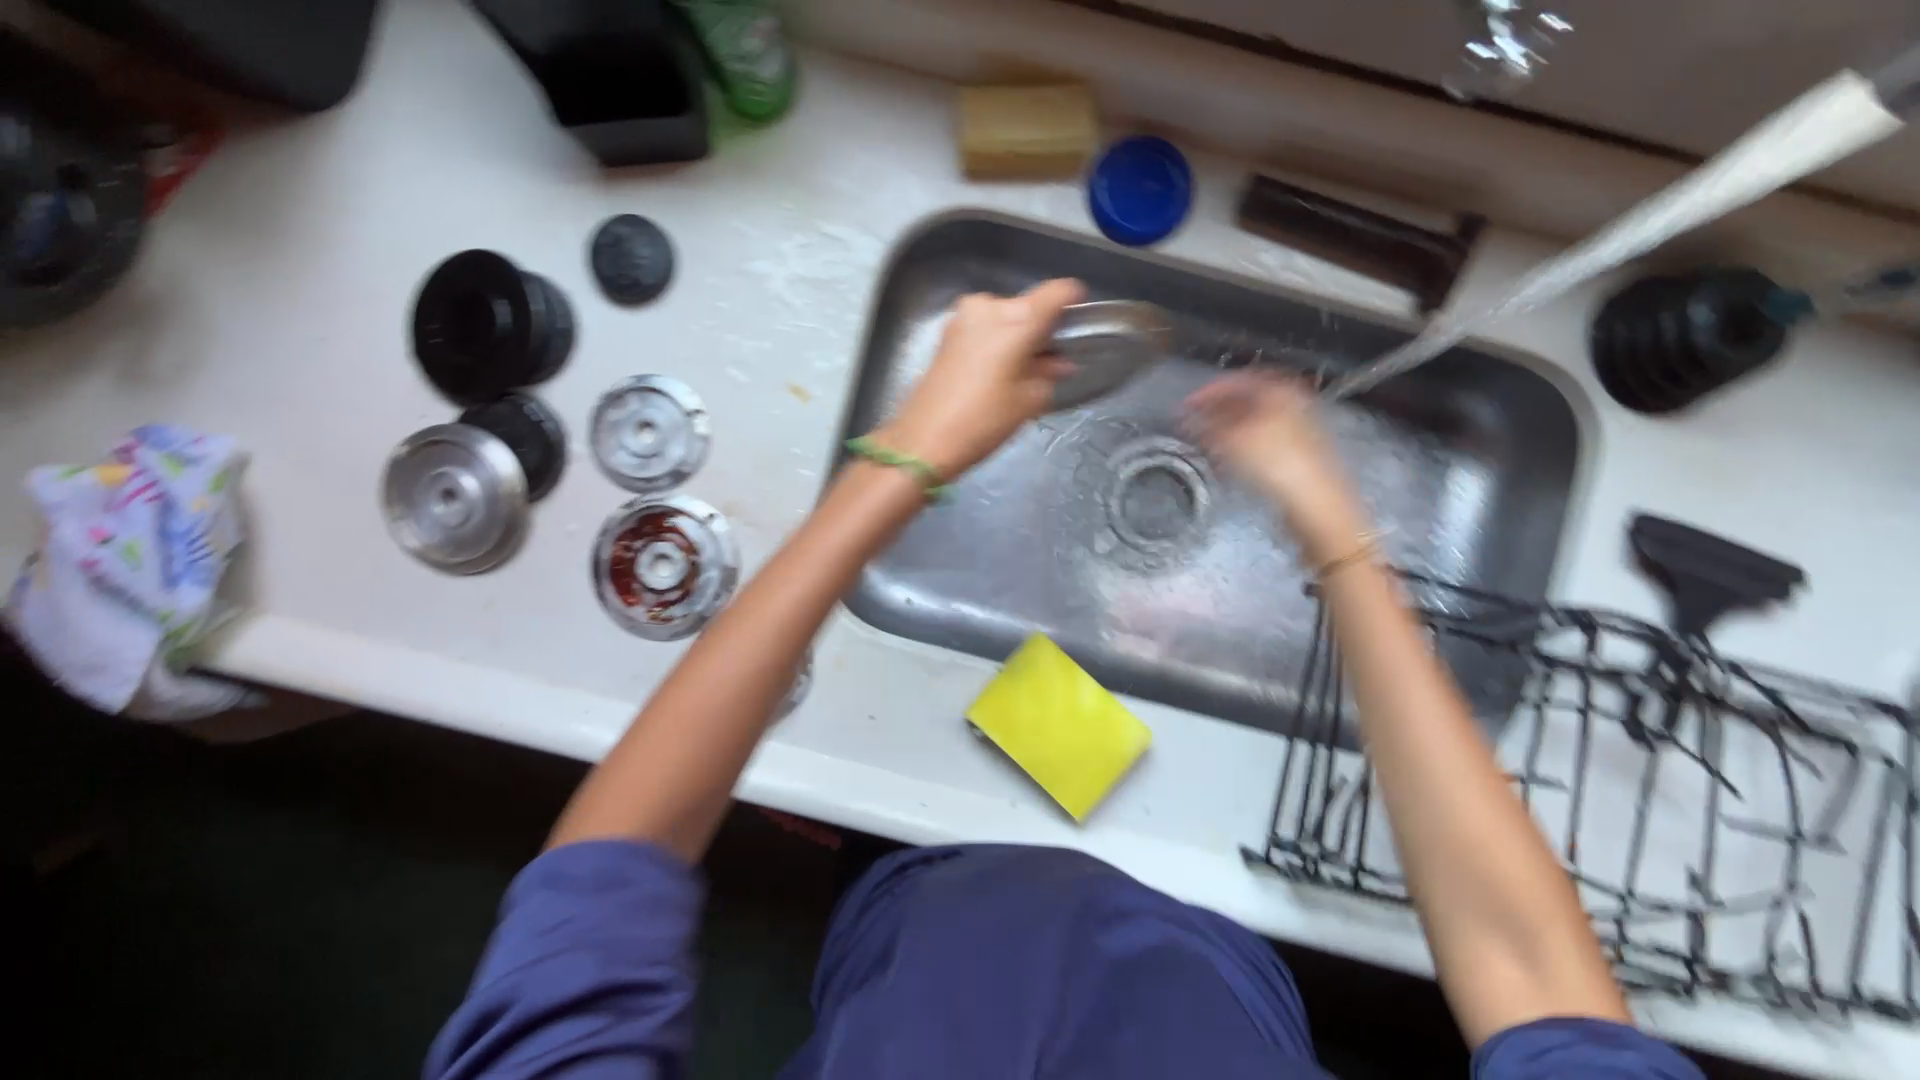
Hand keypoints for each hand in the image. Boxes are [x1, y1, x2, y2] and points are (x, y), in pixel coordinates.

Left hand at [875, 279, 1084, 478]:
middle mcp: (989, 307)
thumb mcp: (1029, 400)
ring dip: (1017, 338)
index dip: (1074, 302)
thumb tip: (1060, 362)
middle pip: (1028, 307)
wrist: (923, 440)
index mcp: (1017, 318)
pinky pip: (984, 329)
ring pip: (1004, 318)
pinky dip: (996, 343)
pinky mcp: (947, 333)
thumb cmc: (983, 420)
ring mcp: (963, 318)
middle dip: (1041, 330)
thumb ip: (1049, 373)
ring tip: (1022, 372)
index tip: (1080, 321)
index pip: (1058, 292)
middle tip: (1050, 361)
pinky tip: (998, 372)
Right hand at [1184, 371, 1369, 561]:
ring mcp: (1300, 430)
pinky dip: (1244, 447)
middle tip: (1194, 424)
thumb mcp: (1229, 440)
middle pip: (1247, 401)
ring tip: (1207, 444)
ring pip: (1255, 423)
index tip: (1186, 406)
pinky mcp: (1301, 455)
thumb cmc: (1273, 464)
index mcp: (1279, 390)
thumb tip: (1186, 418)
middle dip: (1218, 411)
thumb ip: (1204, 425)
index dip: (1207, 392)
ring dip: (1229, 431)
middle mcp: (1293, 403)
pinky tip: (1230, 462)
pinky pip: (1264, 443)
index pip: (1236, 381)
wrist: (1316, 504)